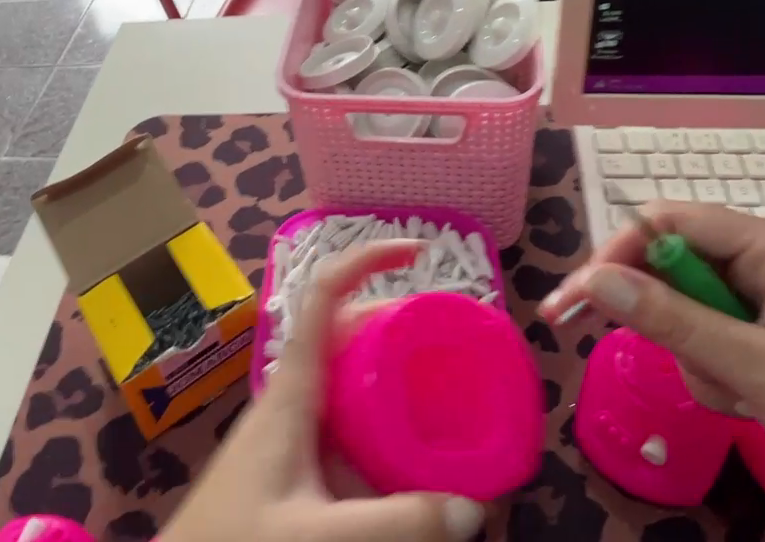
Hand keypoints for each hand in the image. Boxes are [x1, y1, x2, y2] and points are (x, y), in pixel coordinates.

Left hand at [163, 241, 487, 541]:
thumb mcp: (318, 538)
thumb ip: (395, 523)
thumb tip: (473, 506)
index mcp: (292, 389)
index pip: (325, 295)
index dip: (366, 259)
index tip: (417, 252)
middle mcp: (292, 394)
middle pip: (346, 329)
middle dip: (395, 318)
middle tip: (447, 334)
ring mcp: (291, 425)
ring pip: (346, 374)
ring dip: (389, 366)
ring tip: (441, 380)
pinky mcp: (293, 457)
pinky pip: (345, 416)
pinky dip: (380, 414)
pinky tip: (410, 447)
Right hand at [538, 202, 764, 541]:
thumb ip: (675, 322)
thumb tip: (593, 279)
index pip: (673, 223)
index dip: (618, 250)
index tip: (577, 294)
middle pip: (673, 265)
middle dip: (648, 308)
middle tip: (577, 328)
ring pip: (686, 312)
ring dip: (692, 355)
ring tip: (736, 395)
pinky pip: (709, 346)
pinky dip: (713, 377)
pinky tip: (750, 407)